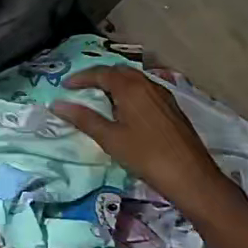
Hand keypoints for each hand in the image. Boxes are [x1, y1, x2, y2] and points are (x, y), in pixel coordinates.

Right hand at [53, 67, 236, 214]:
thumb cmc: (145, 155)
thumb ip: (83, 119)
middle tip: (81, 89)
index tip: (65, 86)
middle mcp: (148, 85)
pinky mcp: (171, 108)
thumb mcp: (109, 138)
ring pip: (134, 80)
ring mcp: (163, 96)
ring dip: (115, 84)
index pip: (101, 73)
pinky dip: (129, 92)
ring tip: (100, 98)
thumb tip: (57, 105)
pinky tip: (125, 110)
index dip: (81, 77)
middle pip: (119, 72)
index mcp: (131, 88)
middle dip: (98, 76)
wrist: (190, 175)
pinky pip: (145, 90)